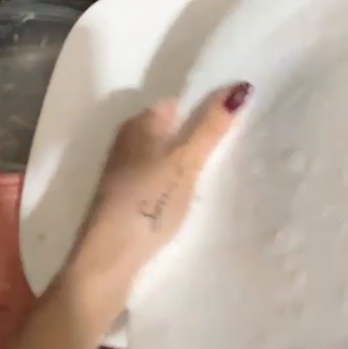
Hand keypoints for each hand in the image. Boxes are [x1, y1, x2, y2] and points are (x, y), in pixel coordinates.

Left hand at [51, 82, 250, 338]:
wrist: (106, 261)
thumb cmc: (146, 202)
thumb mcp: (184, 162)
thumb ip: (210, 126)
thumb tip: (239, 87)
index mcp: (139, 122)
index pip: (181, 102)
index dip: (209, 106)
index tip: (241, 116)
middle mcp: (130, 140)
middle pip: (176, 129)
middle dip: (203, 135)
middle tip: (240, 143)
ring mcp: (128, 170)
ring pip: (170, 155)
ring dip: (193, 162)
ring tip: (226, 169)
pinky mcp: (130, 198)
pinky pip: (163, 177)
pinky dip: (180, 182)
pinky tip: (197, 195)